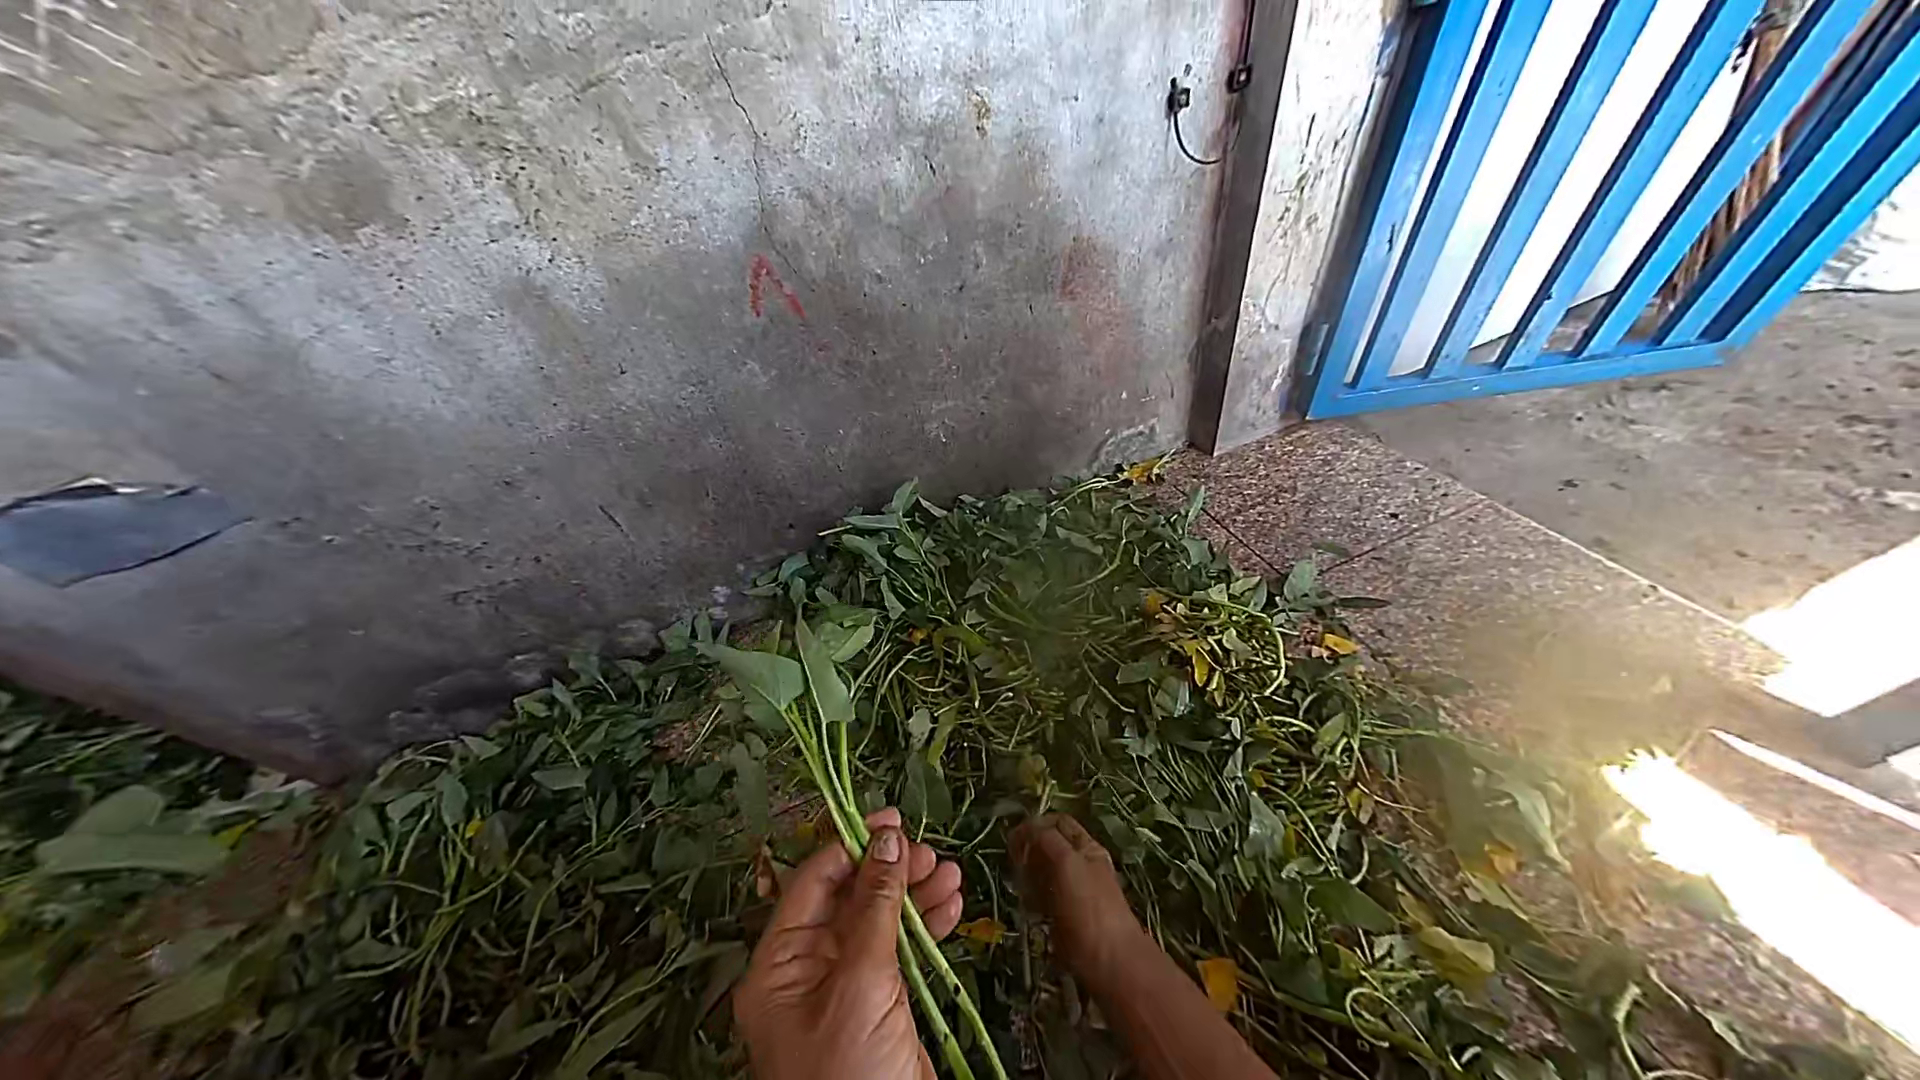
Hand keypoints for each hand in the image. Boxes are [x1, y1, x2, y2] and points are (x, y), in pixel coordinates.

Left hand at [734, 808, 963, 1079]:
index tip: (892, 821)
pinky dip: (926, 925)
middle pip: (851, 896)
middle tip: (929, 853)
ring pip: (881, 919)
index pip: (814, 881)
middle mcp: (810, 967)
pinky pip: (901, 949)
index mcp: (781, 962)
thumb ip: (876, 905)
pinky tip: (950, 906)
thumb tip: (888, 840)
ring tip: (950, 875)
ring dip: (917, 894)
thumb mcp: (861, 982)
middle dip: (892, 870)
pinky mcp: (881, 1001)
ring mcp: (848, 984)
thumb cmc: (851, 1069)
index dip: (852, 844)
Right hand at [1010, 814, 1148, 988]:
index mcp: (1086, 847)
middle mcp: (1081, 866)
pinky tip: (1030, 908)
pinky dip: (1033, 900)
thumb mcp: (1067, 862)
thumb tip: (1027, 827)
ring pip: (1043, 874)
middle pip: (1048, 848)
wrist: (1111, 964)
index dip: (1034, 825)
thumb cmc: (1089, 908)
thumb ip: (1047, 839)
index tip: (1013, 839)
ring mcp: (1074, 893)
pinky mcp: (1066, 918)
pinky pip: (1044, 899)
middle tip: (1015, 865)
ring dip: (1029, 877)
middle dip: (1029, 852)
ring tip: (1021, 888)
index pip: (1056, 823)